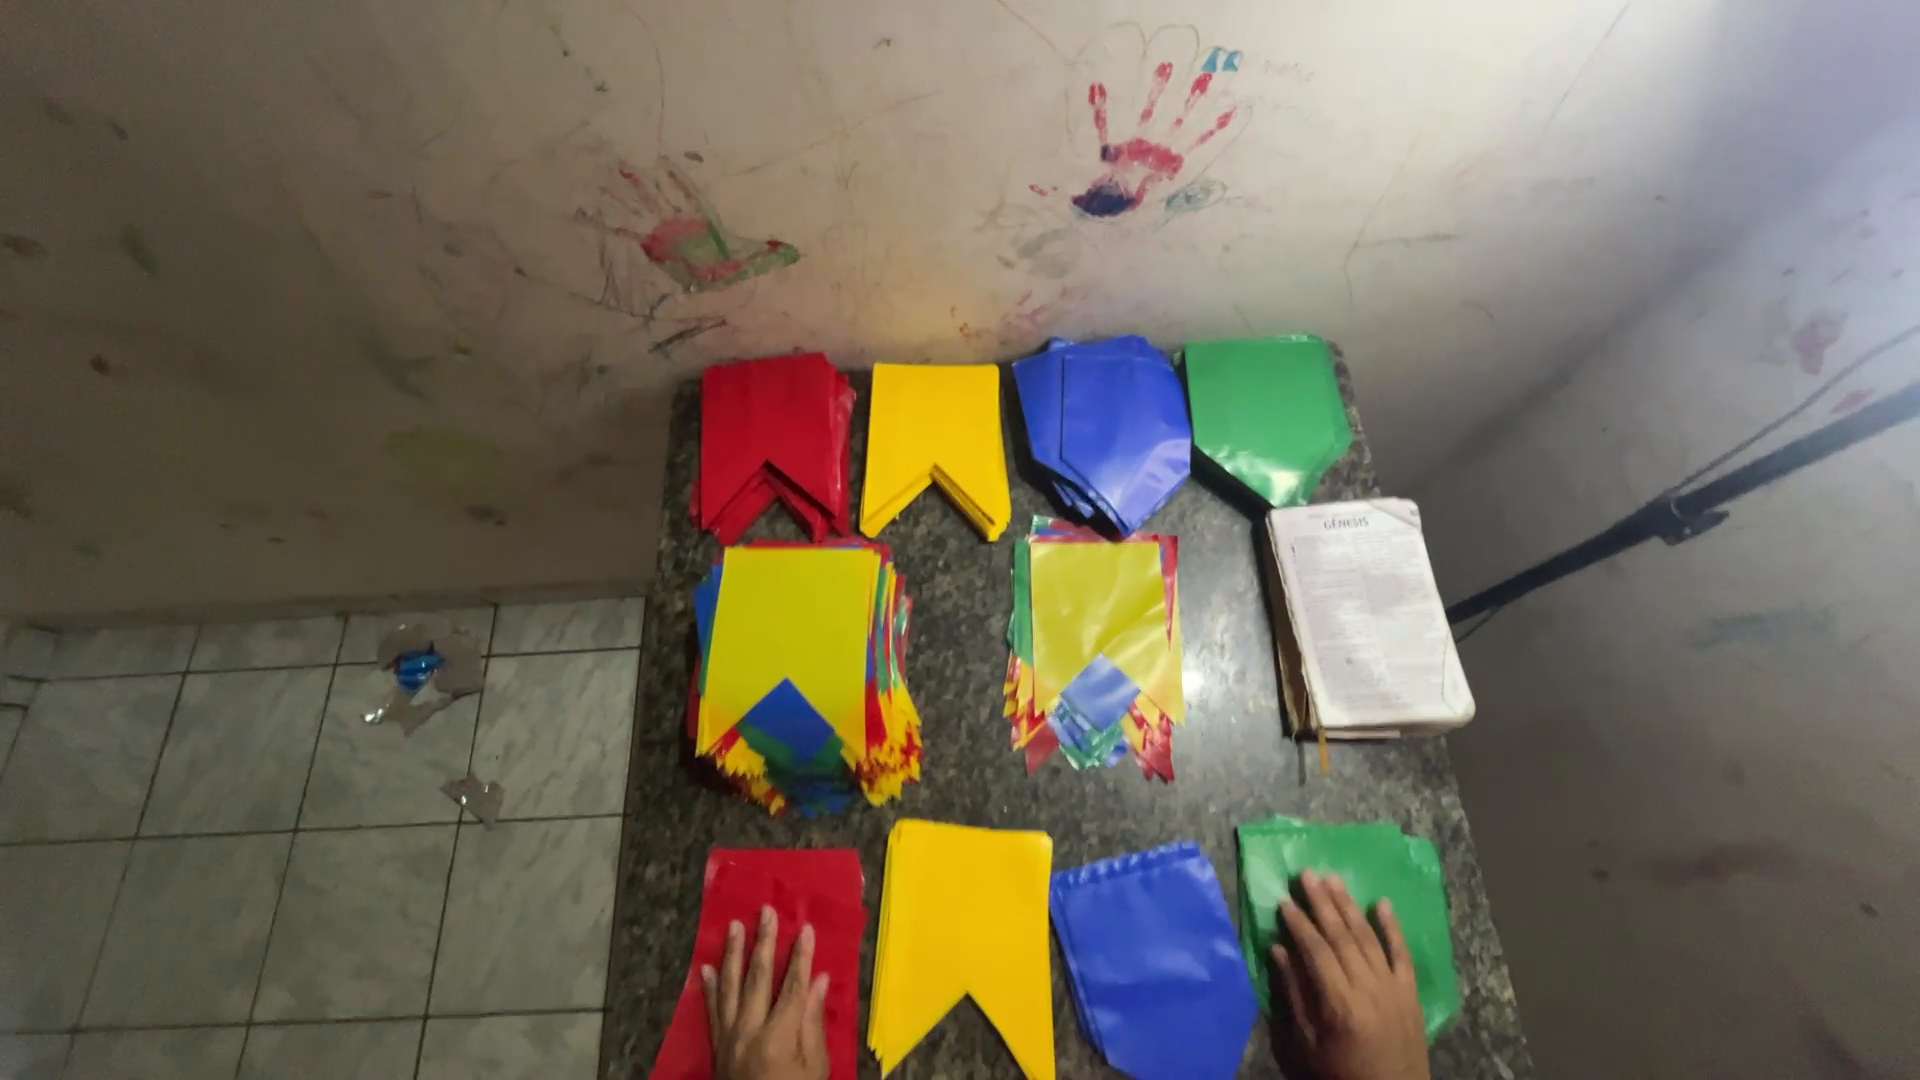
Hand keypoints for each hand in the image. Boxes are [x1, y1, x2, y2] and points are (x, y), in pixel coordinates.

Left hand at [704, 905, 829, 1079]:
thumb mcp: (816, 1069)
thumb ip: (813, 1023)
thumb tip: (818, 979)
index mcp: (779, 1038)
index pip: (792, 986)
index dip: (801, 956)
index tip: (805, 927)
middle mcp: (749, 1033)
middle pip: (758, 979)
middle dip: (763, 942)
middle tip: (766, 910)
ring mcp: (729, 1041)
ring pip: (730, 988)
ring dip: (733, 954)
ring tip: (734, 926)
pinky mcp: (717, 1050)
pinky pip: (711, 1013)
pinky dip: (708, 989)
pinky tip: (706, 967)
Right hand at [1272, 870, 1430, 1079]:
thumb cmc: (1342, 1074)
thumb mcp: (1307, 1043)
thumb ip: (1294, 994)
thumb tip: (1278, 949)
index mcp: (1340, 1004)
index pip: (1316, 950)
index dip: (1298, 923)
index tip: (1283, 900)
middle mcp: (1369, 990)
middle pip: (1342, 937)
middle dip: (1322, 903)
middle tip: (1307, 874)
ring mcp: (1393, 990)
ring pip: (1369, 938)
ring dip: (1349, 906)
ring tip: (1333, 878)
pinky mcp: (1411, 995)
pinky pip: (1403, 955)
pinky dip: (1393, 928)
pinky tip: (1382, 903)